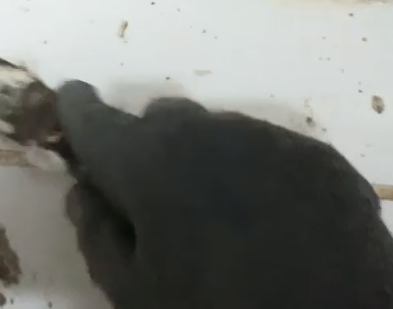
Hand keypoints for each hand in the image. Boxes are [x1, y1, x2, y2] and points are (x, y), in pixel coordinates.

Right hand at [56, 82, 392, 308]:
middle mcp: (198, 130)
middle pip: (158, 120)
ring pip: (217, 135)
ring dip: (207, 163)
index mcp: (143, 159)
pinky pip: (271, 155)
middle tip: (163, 206)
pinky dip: (260, 180)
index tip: (73, 102)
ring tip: (229, 226)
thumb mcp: (135, 298)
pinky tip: (280, 232)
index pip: (91, 113)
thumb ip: (96, 236)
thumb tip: (84, 191)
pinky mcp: (319, 159)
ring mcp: (264, 138)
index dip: (77, 109)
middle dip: (151, 149)